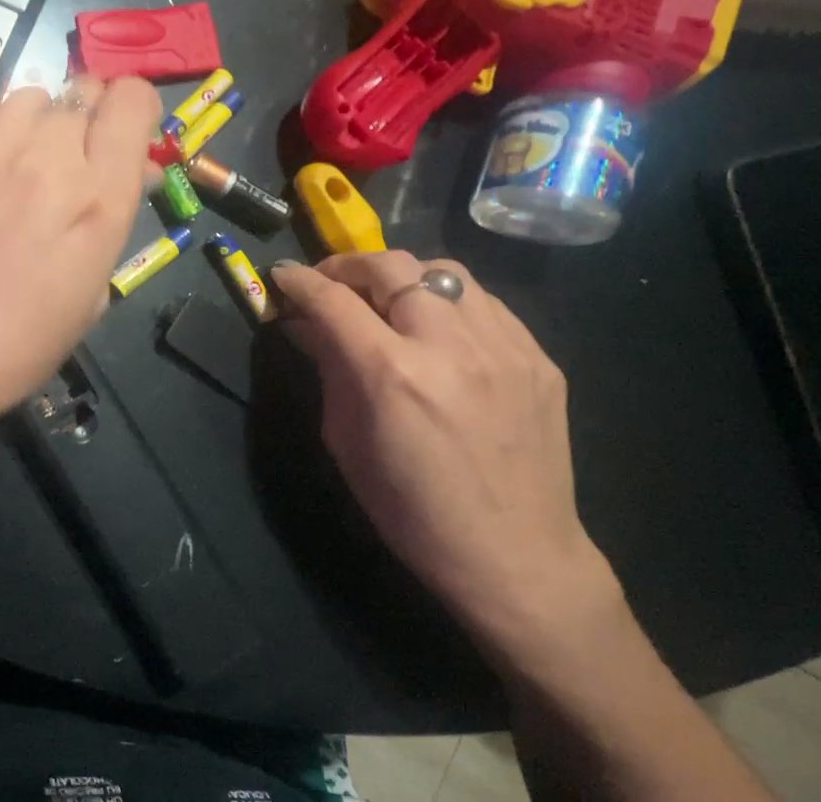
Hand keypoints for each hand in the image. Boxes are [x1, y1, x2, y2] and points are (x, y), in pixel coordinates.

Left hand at [0, 75, 160, 451]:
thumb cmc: (18, 341)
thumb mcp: (92, 292)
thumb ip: (115, 217)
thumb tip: (130, 172)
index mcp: (96, 195)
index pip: (132, 100)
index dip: (135, 115)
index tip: (126, 143)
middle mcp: (45, 156)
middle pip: (82, 96)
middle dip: (88, 126)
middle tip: (74, 170)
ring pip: (32, 96)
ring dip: (41, 122)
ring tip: (29, 168)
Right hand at [270, 252, 617, 643]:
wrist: (511, 553)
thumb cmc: (406, 506)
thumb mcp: (344, 439)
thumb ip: (328, 369)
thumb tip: (305, 324)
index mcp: (391, 373)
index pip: (332, 299)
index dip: (299, 280)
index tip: (282, 276)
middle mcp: (449, 346)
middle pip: (392, 266)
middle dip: (349, 267)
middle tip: (331, 285)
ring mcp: (503, 348)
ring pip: (446, 272)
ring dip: (403, 277)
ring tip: (387, 301)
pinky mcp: (538, 359)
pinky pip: (486, 304)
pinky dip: (449, 303)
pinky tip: (438, 330)